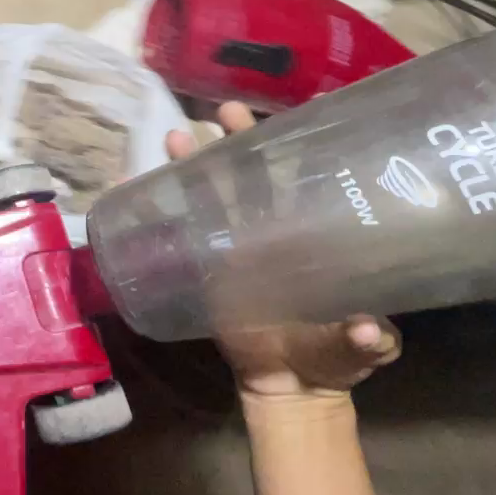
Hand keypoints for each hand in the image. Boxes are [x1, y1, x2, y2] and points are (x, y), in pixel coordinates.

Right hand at [165, 102, 402, 402]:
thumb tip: (366, 328)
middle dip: (235, 137)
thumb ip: (364, 340)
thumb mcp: (357, 349)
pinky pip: (172, 226)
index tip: (295, 113)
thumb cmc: (331, 357)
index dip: (295, 147)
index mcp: (306, 235)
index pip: (299, 179)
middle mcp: (266, 227)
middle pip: (247, 172)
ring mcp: (228, 241)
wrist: (285, 384)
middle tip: (225, 110)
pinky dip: (149, 200)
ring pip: (207, 189)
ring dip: (191, 160)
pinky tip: (129, 180)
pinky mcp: (199, 261)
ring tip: (176, 136)